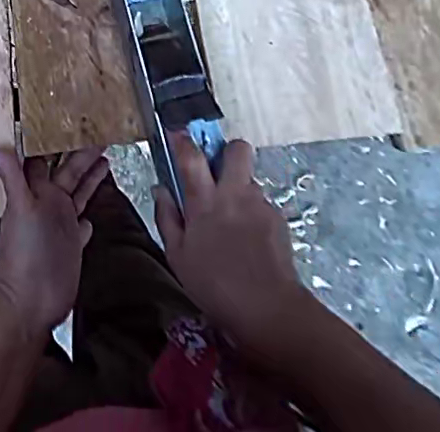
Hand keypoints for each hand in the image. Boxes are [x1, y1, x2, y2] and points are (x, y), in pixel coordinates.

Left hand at [0, 147, 110, 333]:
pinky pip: (82, 225)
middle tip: (99, 137)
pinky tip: (91, 215)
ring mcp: (61, 226)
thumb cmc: (27, 254)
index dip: (57, 144)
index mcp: (38, 195)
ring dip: (91, 179)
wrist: (32, 301)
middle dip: (83, 156)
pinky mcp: (72, 245)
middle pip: (69, 174)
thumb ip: (13, 178)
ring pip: (79, 194)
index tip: (70, 126)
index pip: (47, 162)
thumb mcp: (21, 208)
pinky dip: (87, 218)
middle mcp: (50, 207)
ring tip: (105, 161)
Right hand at [152, 134, 314, 351]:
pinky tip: (249, 241)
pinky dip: (253, 214)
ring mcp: (259, 202)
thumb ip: (167, 218)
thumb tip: (161, 189)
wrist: (266, 307)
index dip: (183, 139)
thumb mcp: (178, 257)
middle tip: (218, 172)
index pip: (191, 157)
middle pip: (237, 148)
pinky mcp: (278, 215)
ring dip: (240, 189)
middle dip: (228, 151)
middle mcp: (234, 193)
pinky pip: (261, 203)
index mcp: (205, 202)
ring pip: (250, 179)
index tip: (177, 132)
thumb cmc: (214, 286)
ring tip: (232, 223)